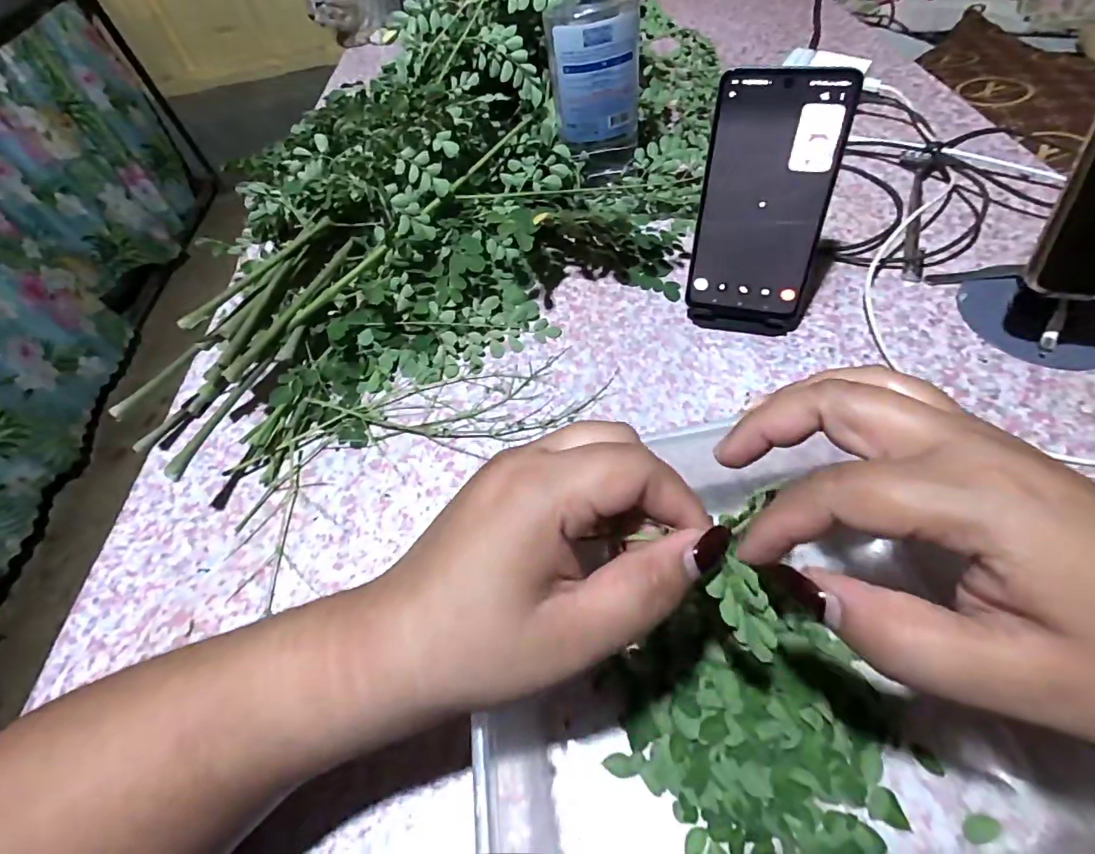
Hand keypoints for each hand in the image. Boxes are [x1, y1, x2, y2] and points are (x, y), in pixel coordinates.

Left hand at [363, 421, 726, 714]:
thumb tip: (703, 547)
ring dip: (626, 489)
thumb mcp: (577, 634)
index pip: (639, 466)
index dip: (681, 504)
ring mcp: (509, 464)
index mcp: (542, 486)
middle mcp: (526, 457)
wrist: (391, 652)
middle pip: (619, 443)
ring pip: (595, 447)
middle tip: (660, 553)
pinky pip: (568, 463)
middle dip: (655, 491)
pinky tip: (588, 545)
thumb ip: (648, 587)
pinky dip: (596, 492)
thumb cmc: (481, 650)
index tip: (695, 558)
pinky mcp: (501, 480)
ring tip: (624, 552)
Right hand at [720, 367, 1094, 779]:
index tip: (741, 562)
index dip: (779, 523)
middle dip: (774, 416)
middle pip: (848, 397)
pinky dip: (848, 403)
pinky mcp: (997, 450)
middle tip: (728, 458)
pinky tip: (837, 440)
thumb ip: (894, 636)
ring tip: (764, 436)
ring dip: (809, 399)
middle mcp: (972, 443)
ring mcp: (987, 437)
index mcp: (975, 494)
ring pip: (874, 384)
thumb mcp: (1013, 682)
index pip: (841, 489)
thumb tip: (802, 589)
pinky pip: (903, 400)